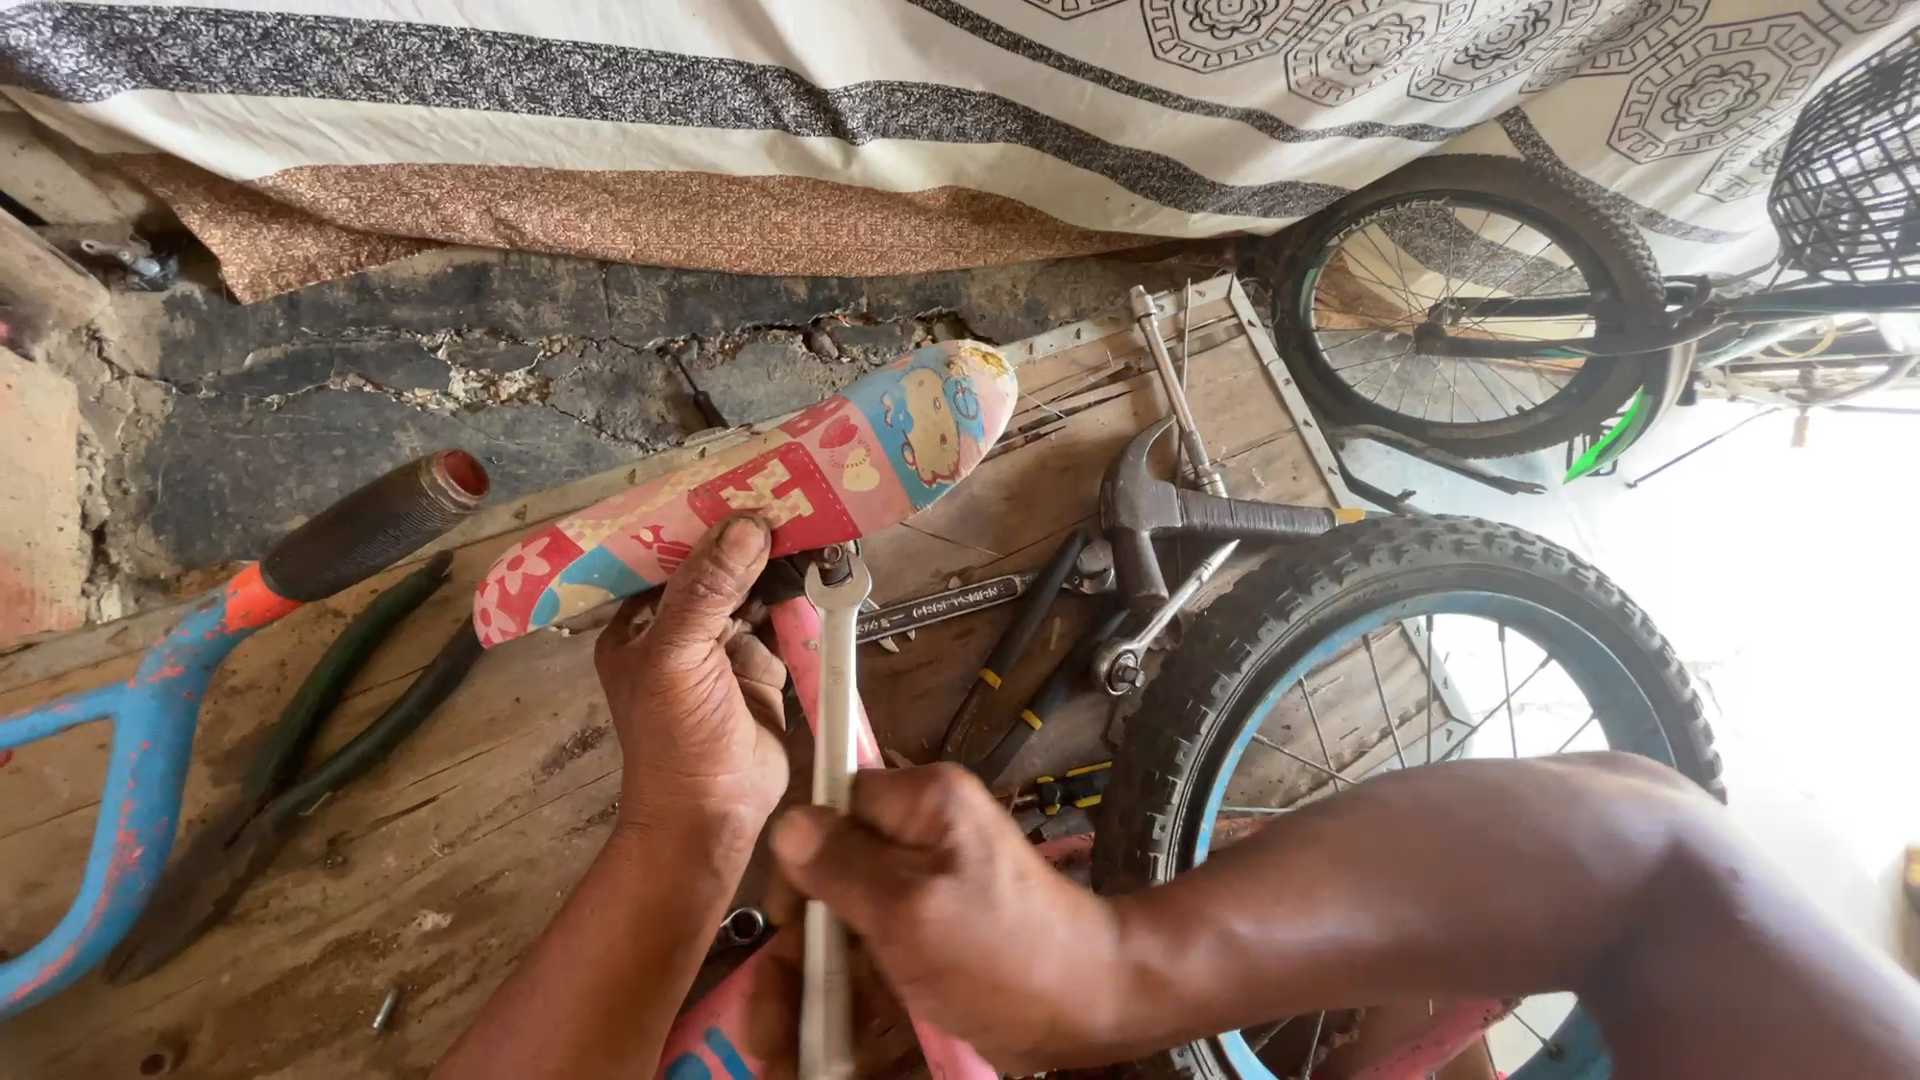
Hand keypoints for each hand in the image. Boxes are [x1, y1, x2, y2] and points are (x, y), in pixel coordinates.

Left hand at [594, 515, 787, 832]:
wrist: (714, 813)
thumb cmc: (677, 736)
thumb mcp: (677, 656)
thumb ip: (707, 590)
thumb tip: (747, 526)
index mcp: (642, 623)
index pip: (670, 558)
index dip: (703, 523)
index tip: (742, 486)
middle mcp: (682, 629)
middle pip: (719, 571)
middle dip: (751, 541)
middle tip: (791, 501)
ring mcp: (725, 648)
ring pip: (754, 593)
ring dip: (780, 568)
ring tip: (813, 528)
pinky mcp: (764, 666)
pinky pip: (782, 623)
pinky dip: (801, 602)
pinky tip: (821, 574)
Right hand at [750, 764, 1129, 1075]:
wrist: (1088, 1006)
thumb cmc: (998, 950)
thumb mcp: (910, 907)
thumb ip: (843, 865)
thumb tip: (788, 823)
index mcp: (921, 803)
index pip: (838, 808)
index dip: (803, 860)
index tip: (785, 923)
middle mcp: (921, 835)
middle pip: (834, 878)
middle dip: (798, 952)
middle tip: (767, 1026)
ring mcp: (928, 888)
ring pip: (849, 927)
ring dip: (815, 990)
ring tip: (784, 1058)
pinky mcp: (934, 935)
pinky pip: (878, 957)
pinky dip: (854, 1001)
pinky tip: (828, 1052)